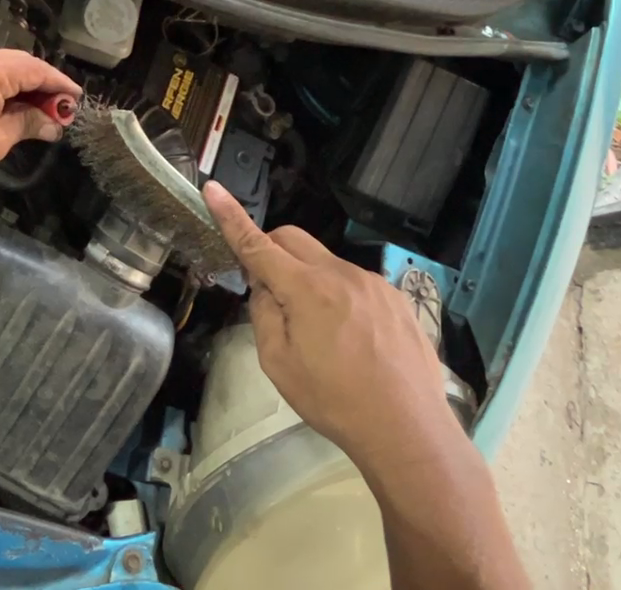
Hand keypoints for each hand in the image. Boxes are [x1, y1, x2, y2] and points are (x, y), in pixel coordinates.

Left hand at [0, 48, 79, 197]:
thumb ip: (28, 123)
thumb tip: (52, 123)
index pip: (34, 69)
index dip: (59, 84)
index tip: (77, 100)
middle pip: (18, 64)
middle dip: (42, 85)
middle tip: (60, 110)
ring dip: (21, 87)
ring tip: (39, 112)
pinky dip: (0, 88)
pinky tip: (10, 108)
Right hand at [204, 181, 456, 471]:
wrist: (408, 431)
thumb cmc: (334, 401)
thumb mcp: (278, 364)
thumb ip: (264, 314)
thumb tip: (266, 287)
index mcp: (306, 288)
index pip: (257, 243)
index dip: (230, 216)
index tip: (212, 189)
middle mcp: (340, 273)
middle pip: (292, 238)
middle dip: (272, 251)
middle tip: (270, 292)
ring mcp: (373, 283)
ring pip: (324, 261)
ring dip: (308, 278)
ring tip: (320, 330)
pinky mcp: (396, 298)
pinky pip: (354, 281)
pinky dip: (339, 295)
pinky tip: (352, 338)